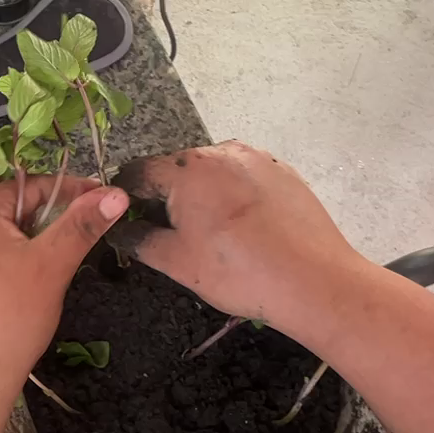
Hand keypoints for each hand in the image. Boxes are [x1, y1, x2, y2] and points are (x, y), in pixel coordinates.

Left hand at [0, 175, 126, 416]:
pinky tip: (0, 276)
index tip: (94, 201)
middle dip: (31, 206)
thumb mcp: (53, 267)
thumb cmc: (12, 321)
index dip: (64, 191)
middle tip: (62, 228)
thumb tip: (115, 193)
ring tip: (35, 253)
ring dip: (6, 228)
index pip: (26, 186)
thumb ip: (83, 224)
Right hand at [113, 142, 371, 336]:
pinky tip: (244, 227)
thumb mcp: (176, 262)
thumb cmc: (237, 271)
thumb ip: (138, 240)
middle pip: (175, 169)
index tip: (127, 219)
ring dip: (201, 194)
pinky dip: (233, 195)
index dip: (125, 196)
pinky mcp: (282, 170)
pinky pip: (243, 177)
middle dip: (166, 195)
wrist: (314, 281)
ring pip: (211, 171)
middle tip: (172, 233)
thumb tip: (118, 230)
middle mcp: (219, 151)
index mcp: (185, 168)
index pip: (137, 172)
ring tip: (213, 232)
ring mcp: (255, 157)